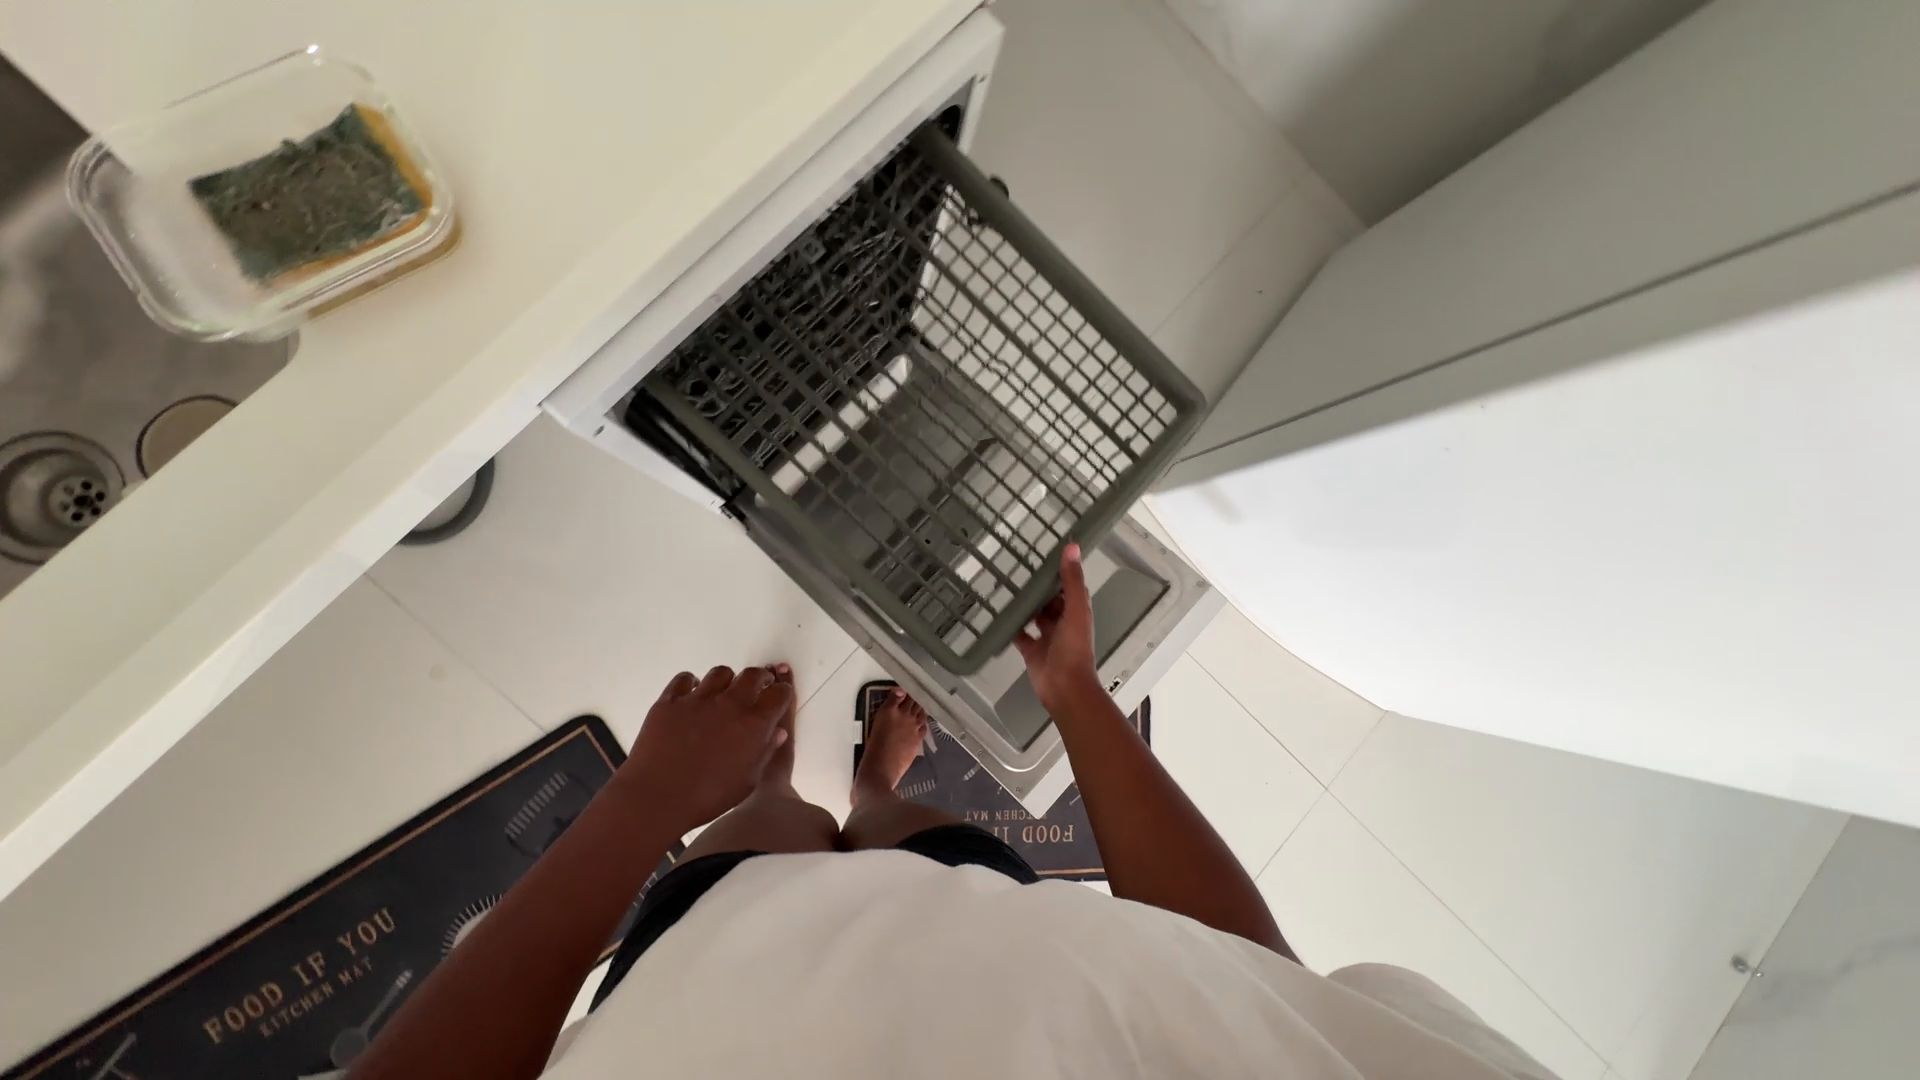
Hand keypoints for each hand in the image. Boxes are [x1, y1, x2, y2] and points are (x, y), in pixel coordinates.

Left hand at [620, 666, 792, 831]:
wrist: (656, 797)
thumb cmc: (708, 797)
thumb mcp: (747, 781)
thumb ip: (765, 753)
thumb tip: (777, 732)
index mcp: (754, 723)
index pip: (779, 694)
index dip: (781, 694)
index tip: (779, 698)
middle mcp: (730, 703)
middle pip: (752, 675)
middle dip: (760, 678)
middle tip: (757, 688)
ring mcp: (698, 698)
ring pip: (720, 673)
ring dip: (728, 681)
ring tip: (723, 694)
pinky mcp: (670, 701)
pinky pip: (685, 679)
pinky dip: (692, 684)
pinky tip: (691, 698)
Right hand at [1014, 544, 1103, 712]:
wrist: (1065, 688)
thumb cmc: (1073, 649)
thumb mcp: (1076, 610)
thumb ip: (1072, 580)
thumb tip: (1073, 547)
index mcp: (1077, 612)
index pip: (1070, 586)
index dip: (1061, 571)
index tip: (1044, 553)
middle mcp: (1063, 622)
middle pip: (1051, 600)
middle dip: (1039, 587)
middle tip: (1018, 566)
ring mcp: (1047, 637)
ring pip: (1035, 616)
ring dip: (1026, 604)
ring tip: (1007, 584)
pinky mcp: (1031, 650)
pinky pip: (1020, 634)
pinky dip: (1012, 626)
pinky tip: (999, 612)